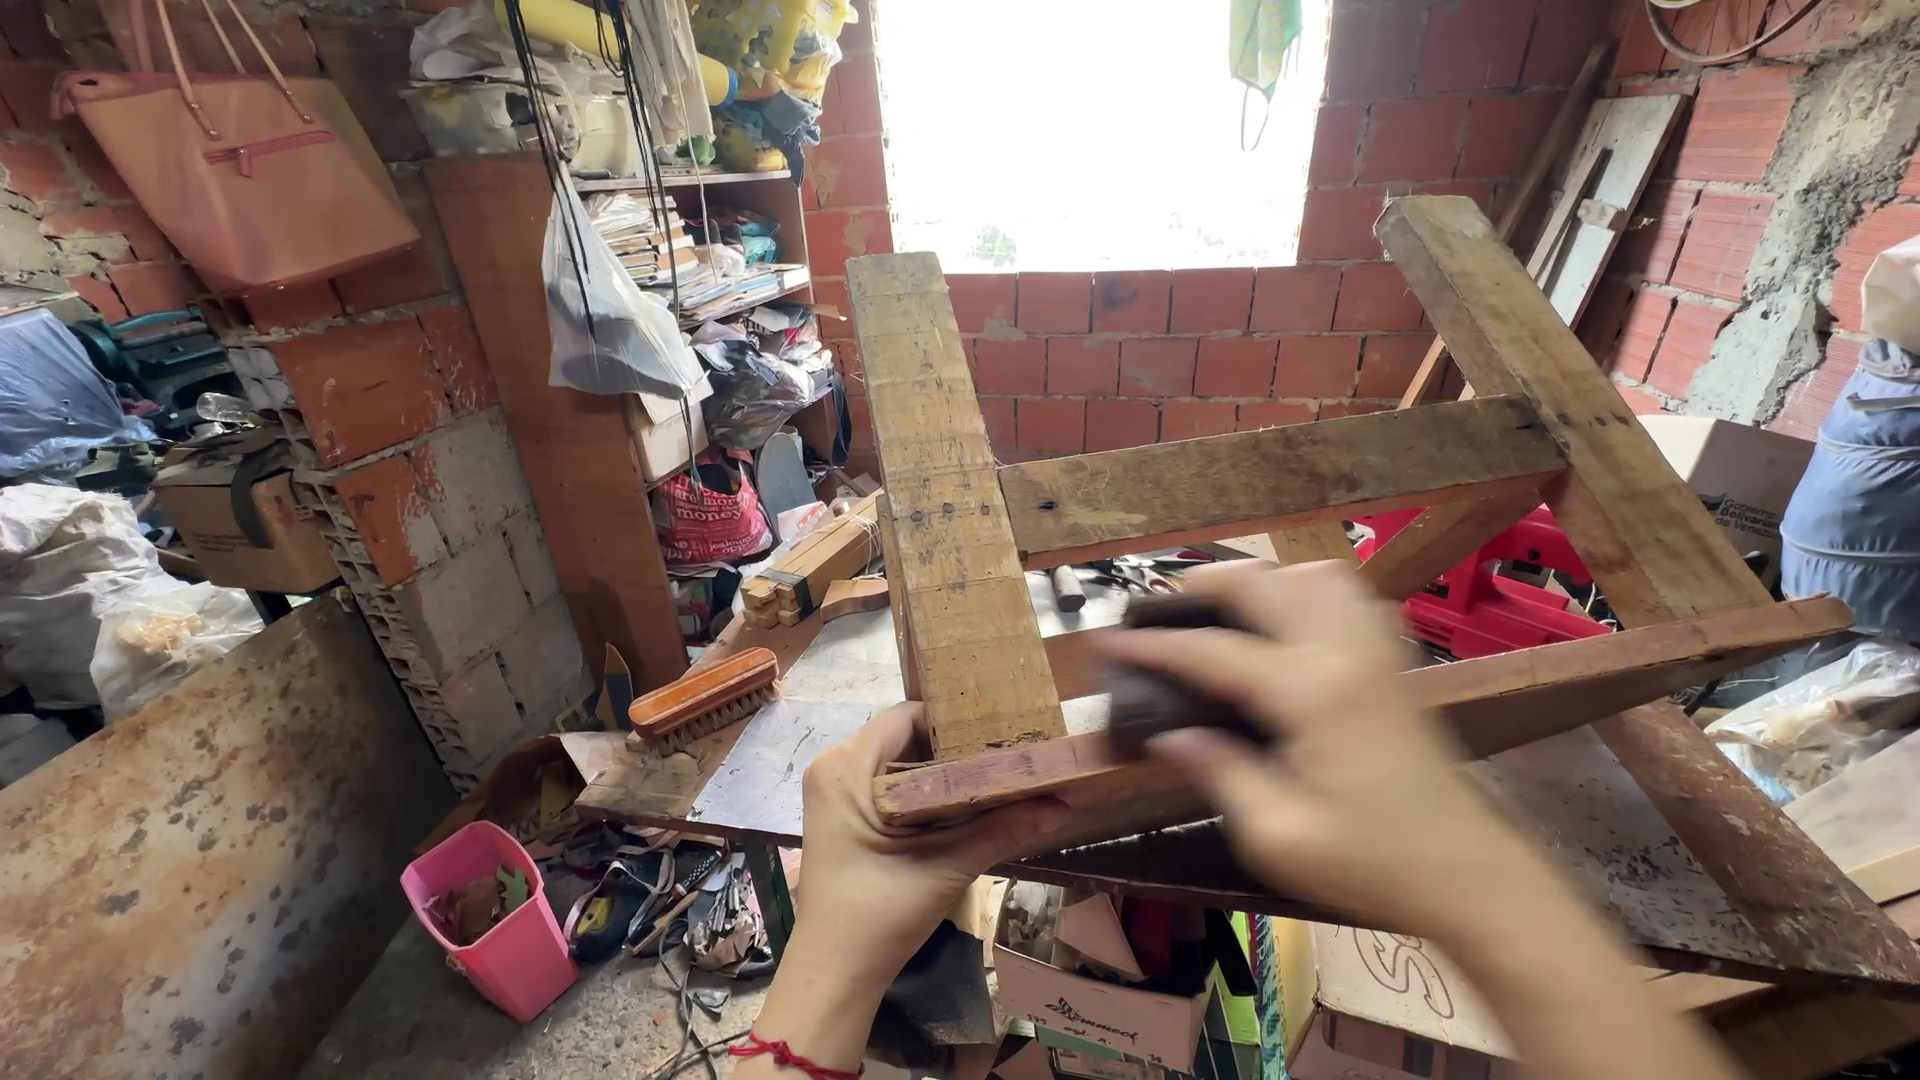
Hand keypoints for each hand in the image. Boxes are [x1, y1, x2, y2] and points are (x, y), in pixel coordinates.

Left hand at [793, 702, 1070, 978]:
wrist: (833, 974)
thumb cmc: (878, 916)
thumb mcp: (945, 868)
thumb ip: (1001, 829)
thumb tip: (1061, 804)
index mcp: (845, 767)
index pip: (907, 715)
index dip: (955, 719)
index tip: (998, 731)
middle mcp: (834, 766)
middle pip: (902, 733)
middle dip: (952, 743)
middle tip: (1002, 751)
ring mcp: (834, 788)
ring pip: (896, 757)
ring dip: (939, 766)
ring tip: (990, 772)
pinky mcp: (841, 810)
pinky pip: (885, 778)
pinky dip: (920, 784)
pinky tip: (959, 799)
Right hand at [1097, 560, 1543, 939]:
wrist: (1473, 878)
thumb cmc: (1372, 863)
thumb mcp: (1278, 835)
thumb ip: (1219, 772)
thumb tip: (1169, 735)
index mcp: (1310, 693)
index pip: (1212, 652)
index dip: (1153, 646)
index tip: (1108, 641)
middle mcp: (1343, 653)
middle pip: (1262, 585)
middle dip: (1201, 585)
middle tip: (1160, 610)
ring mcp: (1376, 652)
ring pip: (1313, 576)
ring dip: (1261, 580)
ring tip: (1224, 608)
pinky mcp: (1393, 664)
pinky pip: (1352, 597)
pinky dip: (1310, 591)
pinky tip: (1291, 620)